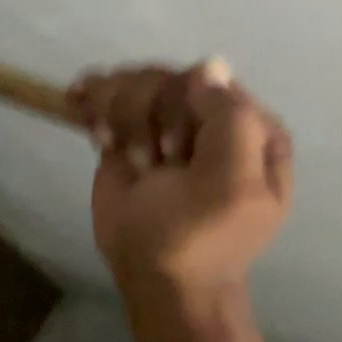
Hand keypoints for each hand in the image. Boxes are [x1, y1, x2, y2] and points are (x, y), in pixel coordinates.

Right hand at [72, 59, 292, 306]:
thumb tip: (209, 65)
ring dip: (116, 115)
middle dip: (143, 114)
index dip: (180, 108)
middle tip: (148, 160)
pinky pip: (104, 93)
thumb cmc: (200, 237)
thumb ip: (230, 121)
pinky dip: (91, 105)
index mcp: (250, 129)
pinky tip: (95, 132)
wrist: (155, 275)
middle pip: (162, 77)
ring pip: (129, 81)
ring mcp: (163, 123)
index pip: (205, 81)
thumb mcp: (233, 186)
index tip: (173, 150)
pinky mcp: (125, 131)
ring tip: (123, 154)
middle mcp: (208, 119)